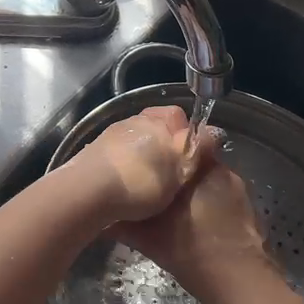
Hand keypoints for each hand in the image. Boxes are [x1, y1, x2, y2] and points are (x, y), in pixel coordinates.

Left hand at [62, 106, 195, 223]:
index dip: (187, 132)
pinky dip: (128, 162)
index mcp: (155, 122)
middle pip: (156, 126)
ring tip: (151, 181)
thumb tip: (211, 132)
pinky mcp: (97, 148)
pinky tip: (129, 182)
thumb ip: (195, 148)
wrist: (91, 189)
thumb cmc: (141, 181)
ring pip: (137, 138)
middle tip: (173, 172)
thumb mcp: (179, 169)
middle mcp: (133, 120)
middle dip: (165, 144)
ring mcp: (113, 133)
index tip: (190, 156)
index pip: (176, 114)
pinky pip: (121, 150)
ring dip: (145, 153)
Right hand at [115, 126, 270, 295]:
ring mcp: (238, 189)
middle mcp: (219, 170)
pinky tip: (198, 222)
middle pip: (193, 160)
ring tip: (177, 205)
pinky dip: (211, 203)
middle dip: (177, 170)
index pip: (179, 140)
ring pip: (208, 179)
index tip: (150, 156)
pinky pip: (223, 196)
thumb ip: (126, 221)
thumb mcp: (148, 237)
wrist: (240, 285)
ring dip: (194, 187)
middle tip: (158, 184)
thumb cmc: (191, 250)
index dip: (164, 147)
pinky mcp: (249, 210)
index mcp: (196, 166)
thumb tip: (105, 218)